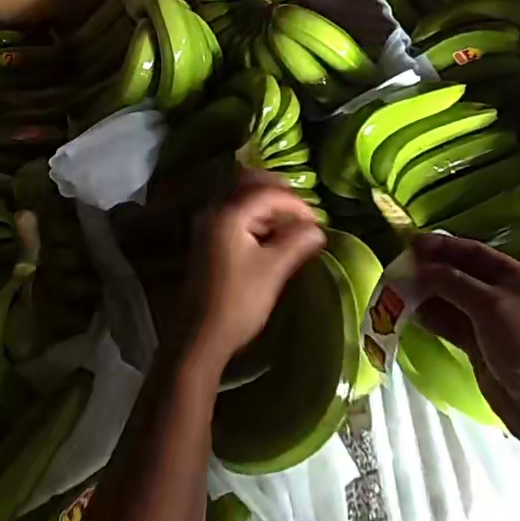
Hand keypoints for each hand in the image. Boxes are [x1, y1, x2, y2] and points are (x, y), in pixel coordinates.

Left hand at [182, 172, 324, 369]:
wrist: (201, 338)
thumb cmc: (238, 302)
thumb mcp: (273, 270)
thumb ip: (297, 243)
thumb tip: (318, 229)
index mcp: (229, 214)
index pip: (268, 192)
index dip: (296, 203)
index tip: (316, 221)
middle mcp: (215, 210)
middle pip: (250, 183)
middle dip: (279, 193)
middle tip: (302, 211)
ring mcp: (208, 223)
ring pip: (242, 196)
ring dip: (268, 203)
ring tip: (292, 223)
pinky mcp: (208, 238)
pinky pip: (235, 212)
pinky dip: (256, 215)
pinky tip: (273, 233)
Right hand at [411, 233, 519, 446]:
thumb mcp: (494, 307)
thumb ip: (456, 284)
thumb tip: (420, 269)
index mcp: (518, 278)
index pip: (475, 253)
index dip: (444, 246)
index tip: (412, 244)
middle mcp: (504, 296)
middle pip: (462, 275)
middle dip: (432, 269)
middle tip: (399, 268)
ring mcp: (492, 324)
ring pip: (453, 301)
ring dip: (427, 294)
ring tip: (397, 290)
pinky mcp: (481, 349)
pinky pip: (451, 326)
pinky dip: (432, 318)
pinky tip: (410, 314)